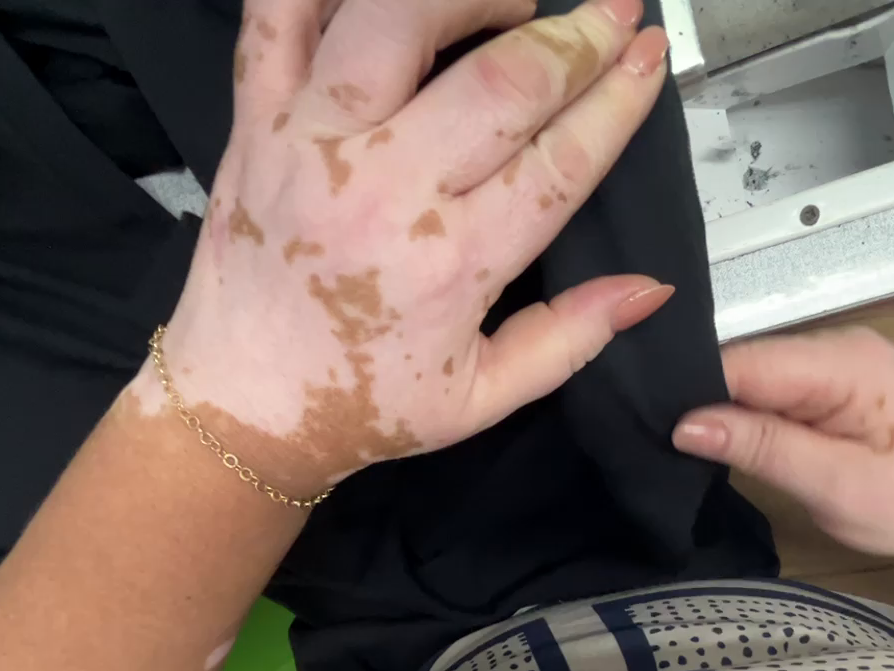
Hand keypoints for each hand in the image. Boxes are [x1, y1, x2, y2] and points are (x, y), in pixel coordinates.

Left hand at [136, 0, 674, 497]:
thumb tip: (648, 289)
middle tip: (614, 10)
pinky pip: (283, 10)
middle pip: (501, 81)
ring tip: (513, 0)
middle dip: (575, 37)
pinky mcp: (254, 121)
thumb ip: (568, 340)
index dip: (615, 102)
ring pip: (396, 16)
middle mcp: (384, 191)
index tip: (648, 57)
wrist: (244, 402)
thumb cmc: (365, 407)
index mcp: (451, 266)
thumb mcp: (481, 397)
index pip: (558, 162)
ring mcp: (311, 144)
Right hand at [671, 326, 893, 583]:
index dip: (696, 390)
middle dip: (707, 399)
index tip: (656, 426)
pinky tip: (733, 436)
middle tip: (665, 441)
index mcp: (847, 363)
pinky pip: (775, 385)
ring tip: (690, 443)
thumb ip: (760, 448)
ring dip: (725, 408)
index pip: (747, 362)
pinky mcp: (834, 378)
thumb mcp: (831, 485)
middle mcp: (841, 345)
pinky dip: (749, 411)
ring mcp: (839, 358)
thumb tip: (684, 425)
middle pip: (748, 361)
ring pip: (756, 373)